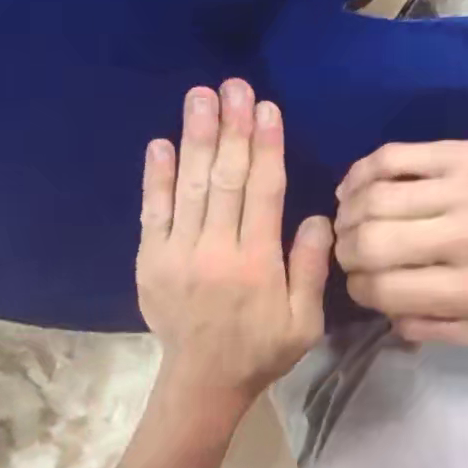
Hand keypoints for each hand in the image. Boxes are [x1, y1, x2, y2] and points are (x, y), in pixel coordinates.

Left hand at [137, 79, 332, 398]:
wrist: (202, 382)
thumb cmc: (260, 349)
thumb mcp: (304, 321)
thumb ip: (310, 268)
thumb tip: (316, 216)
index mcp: (257, 263)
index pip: (263, 192)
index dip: (266, 147)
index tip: (266, 109)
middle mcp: (216, 251)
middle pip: (225, 179)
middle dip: (231, 128)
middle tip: (233, 86)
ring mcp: (177, 253)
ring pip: (190, 187)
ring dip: (195, 138)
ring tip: (199, 97)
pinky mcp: (150, 260)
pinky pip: (152, 212)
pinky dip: (156, 177)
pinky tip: (160, 143)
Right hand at [333, 142, 467, 344]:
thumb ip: (431, 328)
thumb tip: (383, 310)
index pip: (386, 290)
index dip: (357, 287)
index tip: (357, 281)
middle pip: (372, 242)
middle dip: (345, 249)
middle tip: (348, 249)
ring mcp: (467, 188)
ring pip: (374, 199)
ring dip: (347, 213)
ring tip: (349, 220)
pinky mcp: (459, 152)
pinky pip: (388, 158)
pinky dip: (358, 175)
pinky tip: (355, 190)